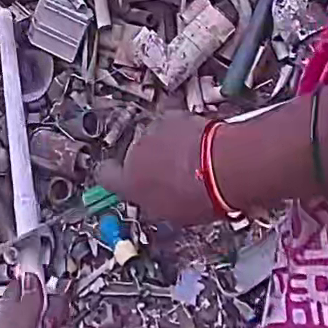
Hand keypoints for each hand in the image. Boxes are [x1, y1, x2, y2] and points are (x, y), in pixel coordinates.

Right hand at [94, 111, 214, 224]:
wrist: (222, 166)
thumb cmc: (199, 196)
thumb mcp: (170, 213)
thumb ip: (153, 201)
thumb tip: (155, 199)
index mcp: (128, 181)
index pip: (105, 174)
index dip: (114, 176)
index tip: (122, 179)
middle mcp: (135, 151)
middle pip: (133, 154)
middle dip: (147, 162)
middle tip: (168, 175)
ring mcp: (153, 130)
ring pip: (151, 137)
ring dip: (164, 145)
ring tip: (187, 159)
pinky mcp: (172, 115)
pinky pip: (170, 122)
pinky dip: (179, 128)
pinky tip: (194, 141)